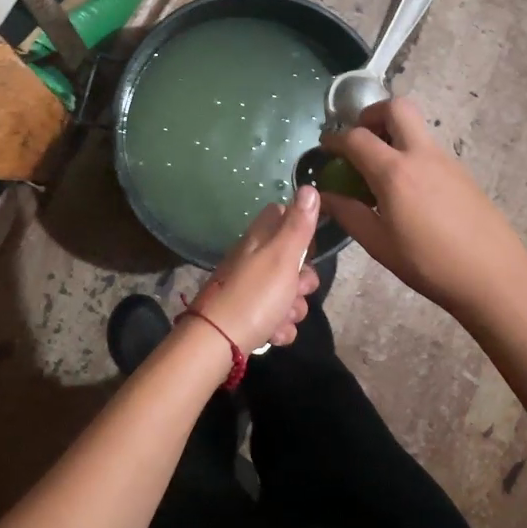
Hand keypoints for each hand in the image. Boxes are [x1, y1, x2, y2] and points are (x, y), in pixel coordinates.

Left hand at [189, 185, 322, 351]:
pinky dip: (279, 328)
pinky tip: (273, 334)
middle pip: (291, 262)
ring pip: (287, 294)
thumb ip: (298, 224)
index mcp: (257, 240)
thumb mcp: (282, 256)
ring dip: (292, 310)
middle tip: (296, 290)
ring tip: (281, 318)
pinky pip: (276, 318)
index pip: (281, 216)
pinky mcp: (248, 316)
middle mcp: (252, 260)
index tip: (307, 248)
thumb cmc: (255, 296)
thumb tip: (308, 187)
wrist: (218, 341)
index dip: (300, 230)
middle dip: (302, 282)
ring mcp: (249, 289)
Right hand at [318, 98, 526, 317]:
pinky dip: (410, 154)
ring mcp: (446, 161)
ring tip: (379, 170)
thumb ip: (348, 214)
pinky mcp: (462, 173)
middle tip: (359, 139)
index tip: (324, 149)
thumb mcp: (378, 244)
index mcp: (394, 172)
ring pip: (415, 127)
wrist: (494, 278)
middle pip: (396, 108)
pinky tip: (406, 191)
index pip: (356, 138)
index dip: (334, 140)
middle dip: (371, 114)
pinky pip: (428, 149)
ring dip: (392, 134)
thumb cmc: (429, 264)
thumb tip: (324, 197)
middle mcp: (421, 155)